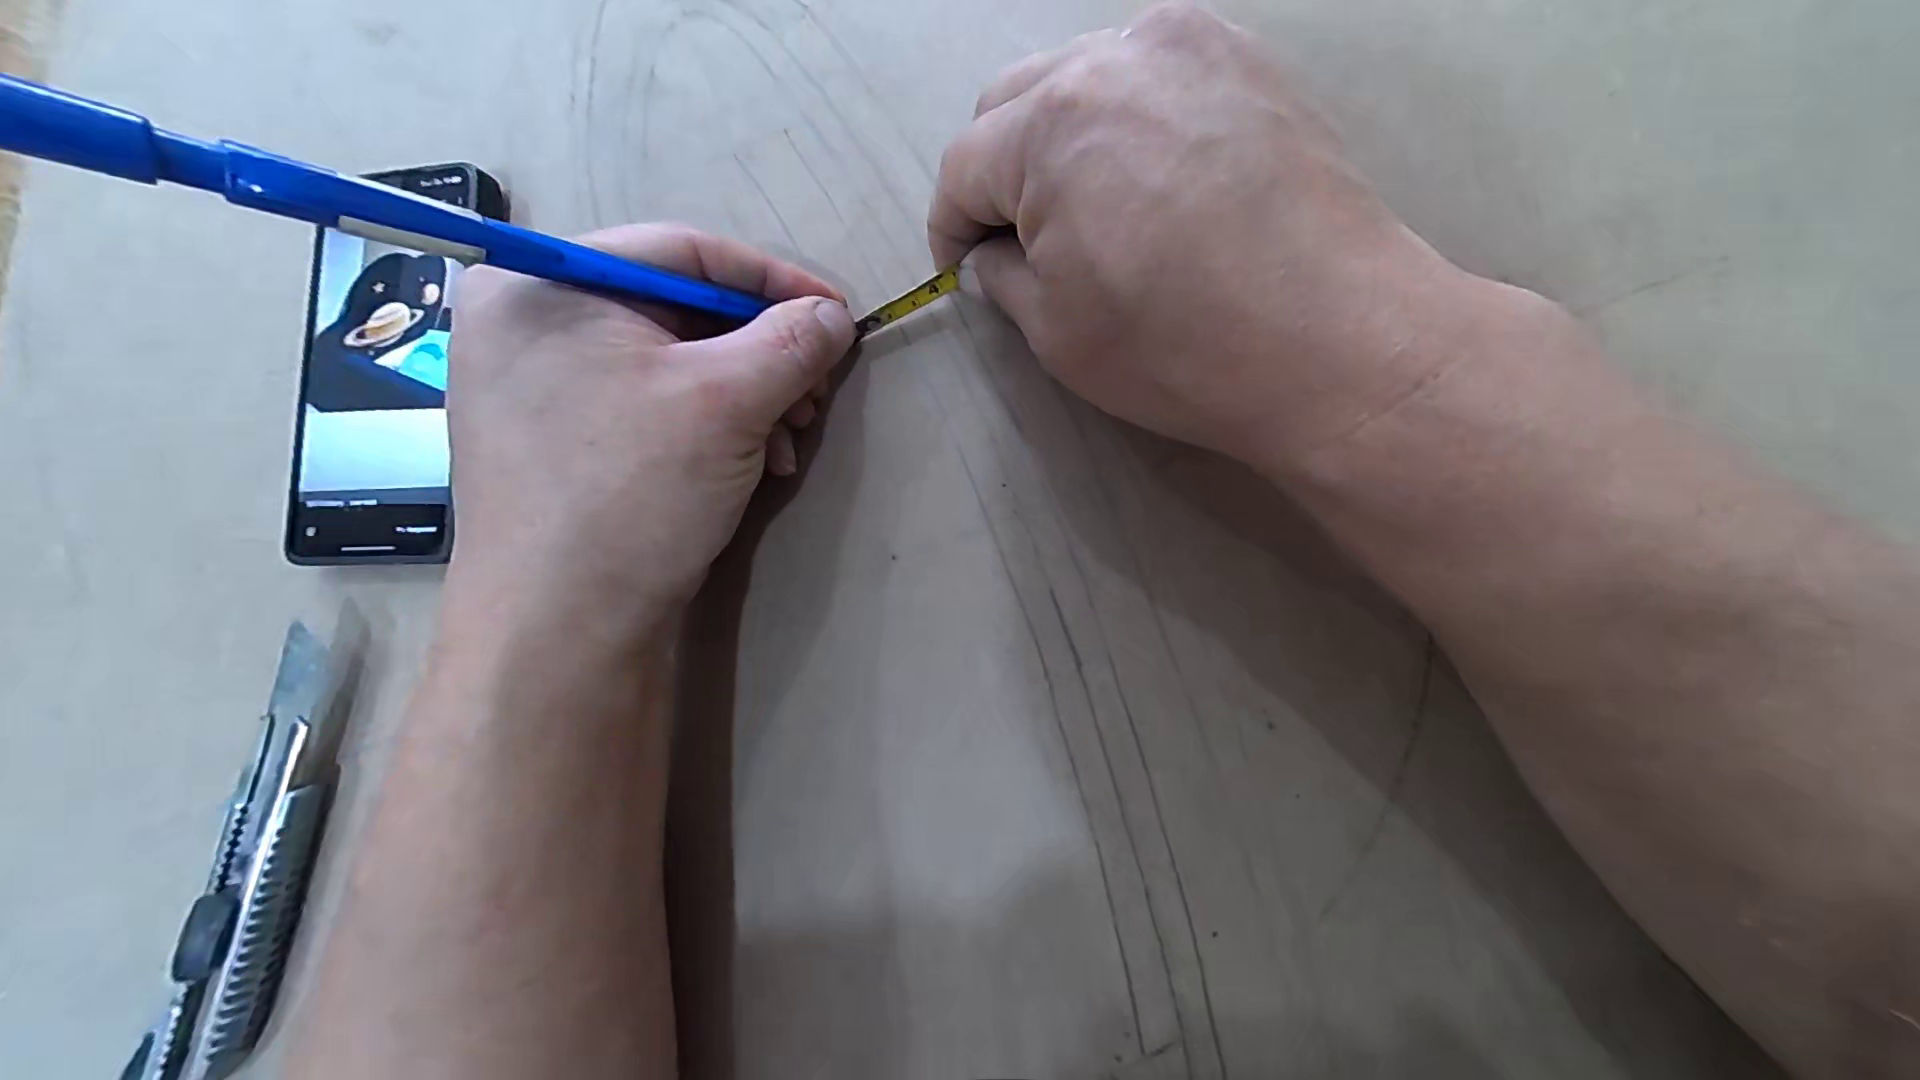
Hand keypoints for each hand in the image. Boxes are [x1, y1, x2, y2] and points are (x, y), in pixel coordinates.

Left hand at [444, 224, 854, 643]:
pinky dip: (718, 428)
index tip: (837, 312)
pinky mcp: (571, 441)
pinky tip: (754, 465)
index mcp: (545, 285)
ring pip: (678, 365)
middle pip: (683, 312)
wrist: (565, 628)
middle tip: (814, 392)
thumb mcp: (726, 404)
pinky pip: (660, 407)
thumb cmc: (632, 493)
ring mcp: (547, 388)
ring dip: (750, 397)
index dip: (773, 278)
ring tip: (786, 442)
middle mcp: (535, 325)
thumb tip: (835, 315)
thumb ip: (790, 343)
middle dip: (764, 354)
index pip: (684, 252)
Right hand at [930, 2, 1487, 472]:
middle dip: (995, 175)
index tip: (959, 271)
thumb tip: (985, 258)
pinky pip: (1150, 76)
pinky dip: (1122, 121)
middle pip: (1012, 104)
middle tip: (1013, 241)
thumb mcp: (1055, 330)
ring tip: (1078, 209)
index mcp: (1050, 127)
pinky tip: (1141, 177)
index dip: (948, 226)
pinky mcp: (1246, 62)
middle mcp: (1114, 58)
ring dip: (1055, 141)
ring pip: (1081, 78)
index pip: (963, 166)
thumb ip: (1002, 279)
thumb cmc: (1172, 349)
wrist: (1329, 342)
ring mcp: (1190, 47)